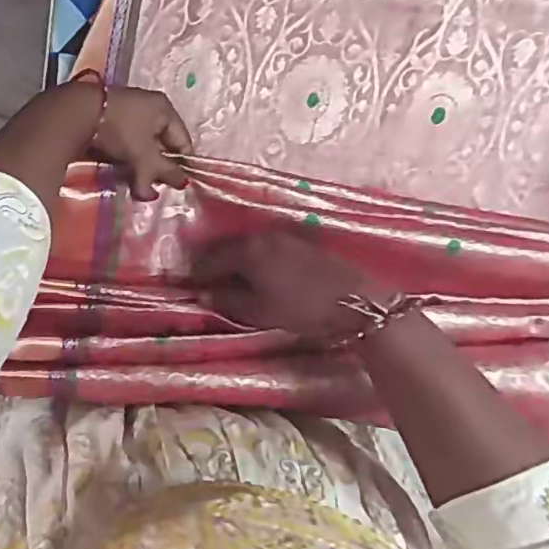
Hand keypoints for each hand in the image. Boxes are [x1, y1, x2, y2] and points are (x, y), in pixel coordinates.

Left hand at [89, 84, 192, 201]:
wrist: (78, 113)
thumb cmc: (120, 130)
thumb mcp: (144, 155)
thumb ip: (161, 172)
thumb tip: (181, 185)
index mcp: (164, 109)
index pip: (183, 141)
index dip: (182, 165)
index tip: (178, 186)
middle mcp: (149, 106)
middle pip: (161, 144)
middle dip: (158, 168)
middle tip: (156, 187)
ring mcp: (128, 111)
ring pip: (142, 145)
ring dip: (140, 166)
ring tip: (137, 184)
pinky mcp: (109, 118)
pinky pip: (125, 143)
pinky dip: (126, 158)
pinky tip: (122, 172)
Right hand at [191, 230, 394, 339]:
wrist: (357, 301)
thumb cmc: (302, 308)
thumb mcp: (259, 311)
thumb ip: (228, 300)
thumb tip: (204, 294)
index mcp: (248, 251)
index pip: (212, 258)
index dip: (199, 271)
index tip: (191, 283)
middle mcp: (264, 237)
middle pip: (230, 247)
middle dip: (216, 261)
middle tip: (207, 278)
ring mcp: (286, 237)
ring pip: (251, 245)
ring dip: (237, 258)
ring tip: (232, 276)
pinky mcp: (304, 243)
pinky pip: (269, 246)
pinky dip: (257, 257)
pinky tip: (260, 271)